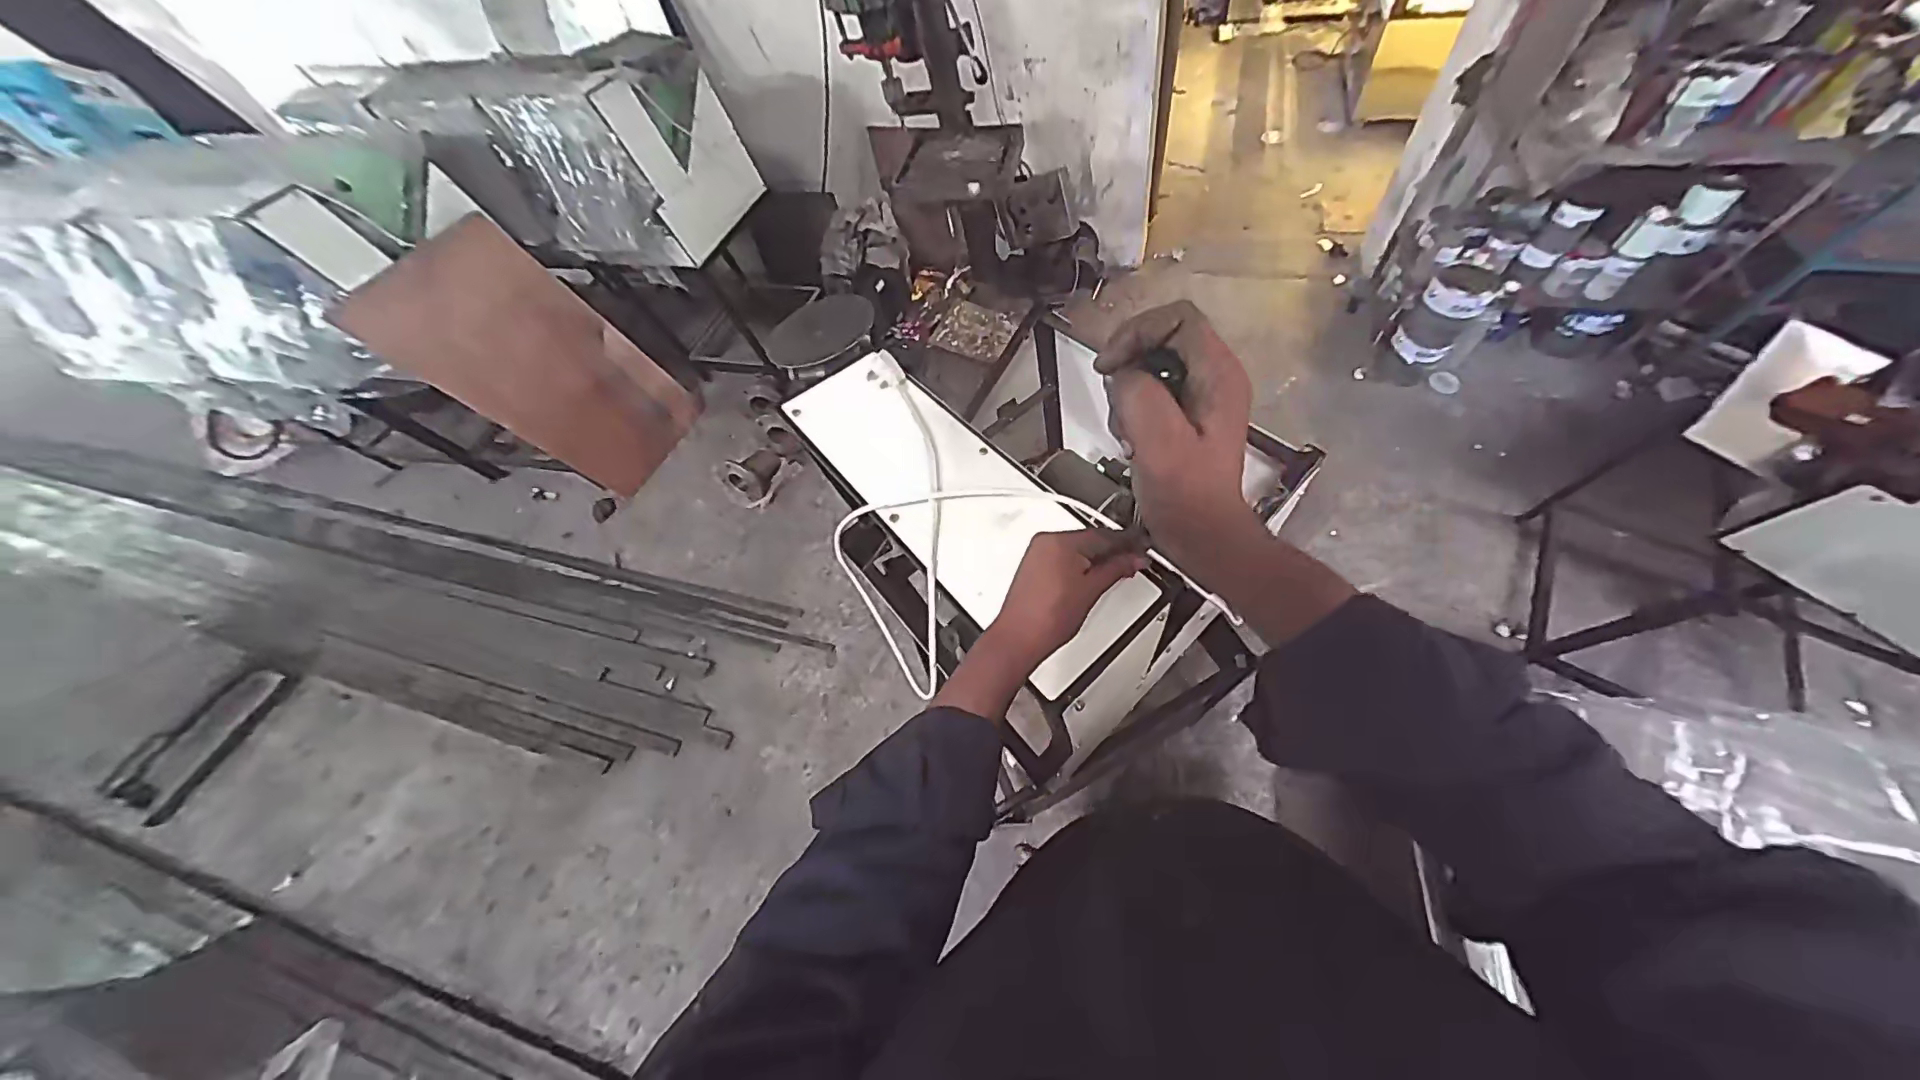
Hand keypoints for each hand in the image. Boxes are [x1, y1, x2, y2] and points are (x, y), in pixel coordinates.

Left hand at [931, 530, 1146, 718]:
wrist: (1020, 638)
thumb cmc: (1046, 618)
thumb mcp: (1091, 590)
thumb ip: (1116, 568)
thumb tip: (1133, 559)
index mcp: (1059, 542)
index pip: (1103, 535)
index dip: (1127, 542)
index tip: (1142, 548)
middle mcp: (1045, 542)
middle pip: (1089, 539)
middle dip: (1113, 550)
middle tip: (1135, 559)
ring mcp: (1037, 553)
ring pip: (1076, 548)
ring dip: (1097, 557)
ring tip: (1118, 570)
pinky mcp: (1034, 566)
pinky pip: (1064, 557)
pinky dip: (1080, 564)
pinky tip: (1093, 575)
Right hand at [1095, 302, 1257, 566]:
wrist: (1200, 533)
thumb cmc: (1185, 494)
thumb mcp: (1158, 442)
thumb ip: (1138, 394)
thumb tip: (1122, 375)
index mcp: (1218, 375)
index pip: (1177, 318)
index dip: (1136, 332)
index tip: (1109, 367)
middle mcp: (1214, 377)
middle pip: (1163, 337)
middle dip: (1129, 364)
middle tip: (1113, 397)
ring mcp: (1200, 396)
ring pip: (1152, 366)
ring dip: (1128, 391)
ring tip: (1127, 428)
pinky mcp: (1185, 415)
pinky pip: (1151, 392)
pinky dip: (1132, 409)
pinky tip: (1132, 438)